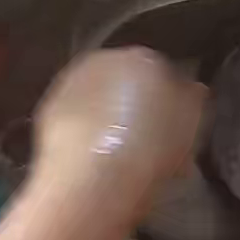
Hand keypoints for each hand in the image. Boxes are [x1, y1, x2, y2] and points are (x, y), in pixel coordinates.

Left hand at [32, 48, 205, 203]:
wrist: (92, 181)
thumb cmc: (151, 152)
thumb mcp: (190, 128)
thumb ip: (191, 100)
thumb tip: (191, 89)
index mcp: (144, 58)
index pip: (160, 71)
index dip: (166, 101)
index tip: (169, 128)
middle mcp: (104, 59)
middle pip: (124, 80)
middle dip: (133, 104)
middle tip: (145, 141)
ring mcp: (72, 81)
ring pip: (97, 96)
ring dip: (106, 116)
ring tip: (117, 154)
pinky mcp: (48, 107)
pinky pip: (76, 116)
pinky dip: (83, 130)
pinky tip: (92, 157)